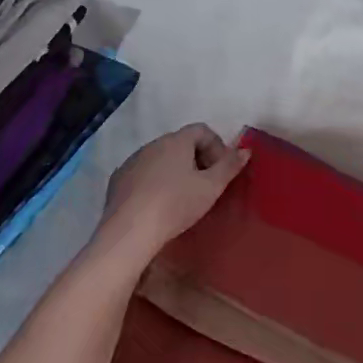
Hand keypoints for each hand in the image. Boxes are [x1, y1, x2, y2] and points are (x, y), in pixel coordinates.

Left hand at [101, 124, 248, 258]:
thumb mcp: (211, 187)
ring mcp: (131, 161)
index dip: (216, 146)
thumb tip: (245, 150)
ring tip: (183, 196)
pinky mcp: (117, 180)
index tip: (221, 170)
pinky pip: (143, 173)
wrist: (129, 232)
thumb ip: (230, 165)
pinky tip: (159, 204)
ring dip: (175, 170)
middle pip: (181, 143)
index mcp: (176, 141)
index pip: (202, 130)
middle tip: (206, 184)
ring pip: (160, 158)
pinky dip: (155, 181)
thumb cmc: (176, 204)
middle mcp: (152, 144)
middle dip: (197, 159)